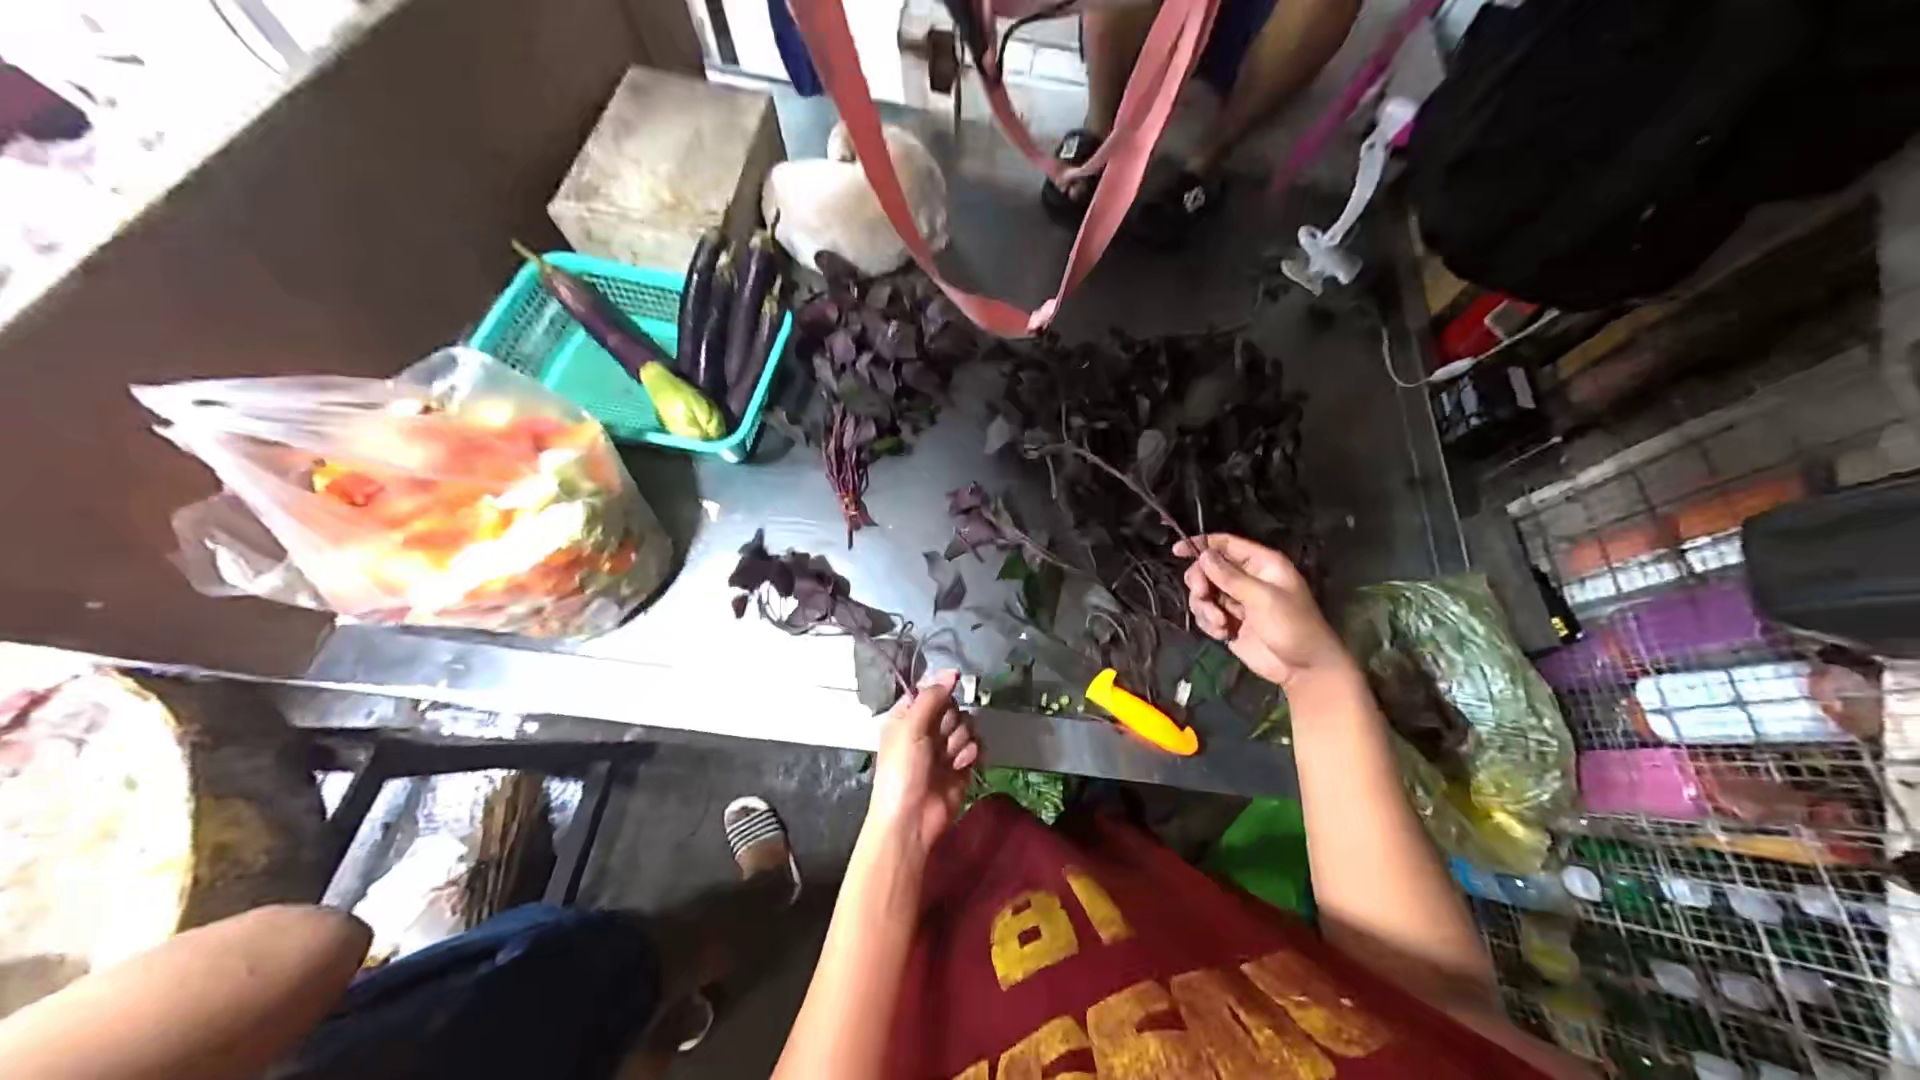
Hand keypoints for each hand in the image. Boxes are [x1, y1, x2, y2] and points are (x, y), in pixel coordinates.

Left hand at [868, 670, 978, 855]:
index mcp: (906, 717)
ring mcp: (945, 747)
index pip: (929, 691)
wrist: (913, 819)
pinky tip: (961, 764)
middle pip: (952, 706)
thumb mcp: (910, 727)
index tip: (954, 682)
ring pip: (966, 724)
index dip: (941, 687)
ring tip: (948, 757)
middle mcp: (926, 729)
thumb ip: (931, 697)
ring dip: (960, 738)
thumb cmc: (902, 771)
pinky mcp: (962, 764)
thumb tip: (951, 672)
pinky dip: (971, 752)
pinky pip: (976, 745)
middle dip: (951, 719)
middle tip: (939, 737)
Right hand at [1174, 534, 1350, 688]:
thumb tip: (1203, 555)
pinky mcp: (1228, 622)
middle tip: (1202, 594)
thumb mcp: (1262, 598)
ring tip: (1220, 623)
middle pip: (1208, 568)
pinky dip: (1208, 622)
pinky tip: (1223, 633)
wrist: (1303, 668)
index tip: (1178, 551)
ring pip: (1203, 592)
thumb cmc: (1292, 626)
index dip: (1201, 544)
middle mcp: (1246, 578)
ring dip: (1205, 607)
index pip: (1226, 544)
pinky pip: (1205, 613)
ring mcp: (1236, 601)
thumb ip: (1230, 577)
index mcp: (1261, 564)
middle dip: (1200, 581)